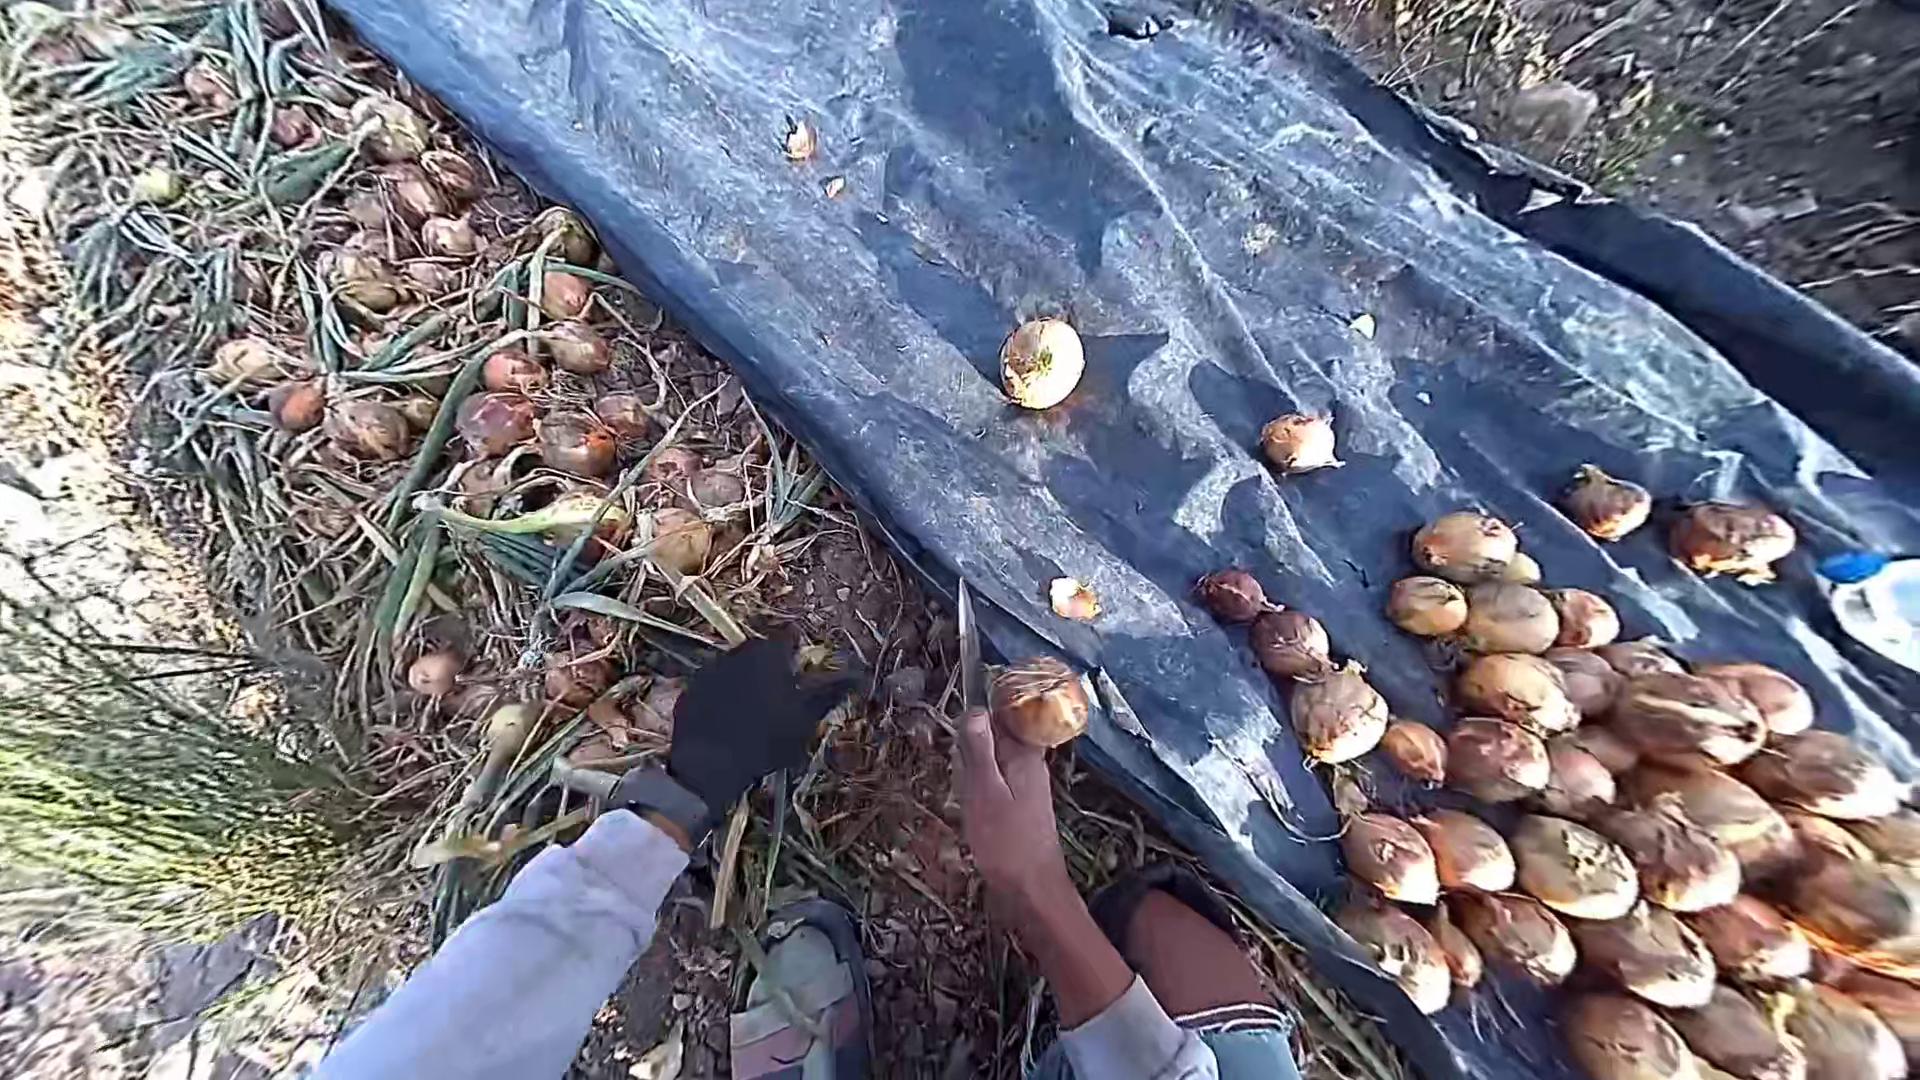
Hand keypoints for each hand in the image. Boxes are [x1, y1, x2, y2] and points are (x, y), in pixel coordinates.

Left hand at [666, 636, 852, 812]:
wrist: (709, 766)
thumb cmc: (766, 738)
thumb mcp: (806, 716)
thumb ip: (832, 690)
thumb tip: (859, 674)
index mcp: (769, 652)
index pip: (790, 639)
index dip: (799, 655)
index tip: (803, 676)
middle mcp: (738, 651)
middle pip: (762, 651)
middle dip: (773, 666)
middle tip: (781, 696)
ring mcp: (710, 669)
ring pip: (737, 666)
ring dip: (748, 679)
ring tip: (754, 710)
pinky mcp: (690, 689)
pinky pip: (714, 684)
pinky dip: (723, 694)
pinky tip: (729, 719)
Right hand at [956, 707, 1133, 1025]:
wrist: (1033, 891)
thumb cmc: (1005, 842)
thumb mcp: (984, 791)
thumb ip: (979, 749)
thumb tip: (976, 709)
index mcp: (1024, 753)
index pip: (1001, 714)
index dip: (977, 718)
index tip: (960, 735)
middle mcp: (1030, 761)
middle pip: (995, 736)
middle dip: (972, 750)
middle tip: (964, 779)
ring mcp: (1028, 782)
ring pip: (993, 760)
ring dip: (974, 773)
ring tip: (968, 799)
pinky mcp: (1023, 801)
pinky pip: (997, 781)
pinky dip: (981, 790)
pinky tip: (975, 812)